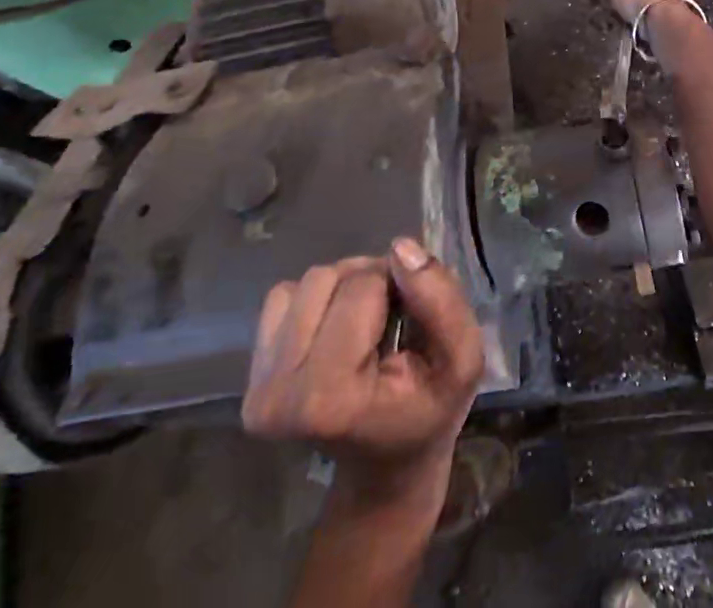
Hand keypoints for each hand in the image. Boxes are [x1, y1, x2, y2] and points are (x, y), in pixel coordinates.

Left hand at [243, 239, 483, 494]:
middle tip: (394, 319)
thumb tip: (400, 246)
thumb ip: (442, 302)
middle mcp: (277, 392)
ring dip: (344, 289)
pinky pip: (282, 299)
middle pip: (326, 279)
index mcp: (329, 395)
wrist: (388, 466)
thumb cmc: (432, 413)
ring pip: (303, 284)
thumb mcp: (462, 360)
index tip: (415, 318)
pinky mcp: (249, 379)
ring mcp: (256, 387)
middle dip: (370, 283)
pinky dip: (316, 302)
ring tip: (368, 325)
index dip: (400, 286)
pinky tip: (338, 331)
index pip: (362, 287)